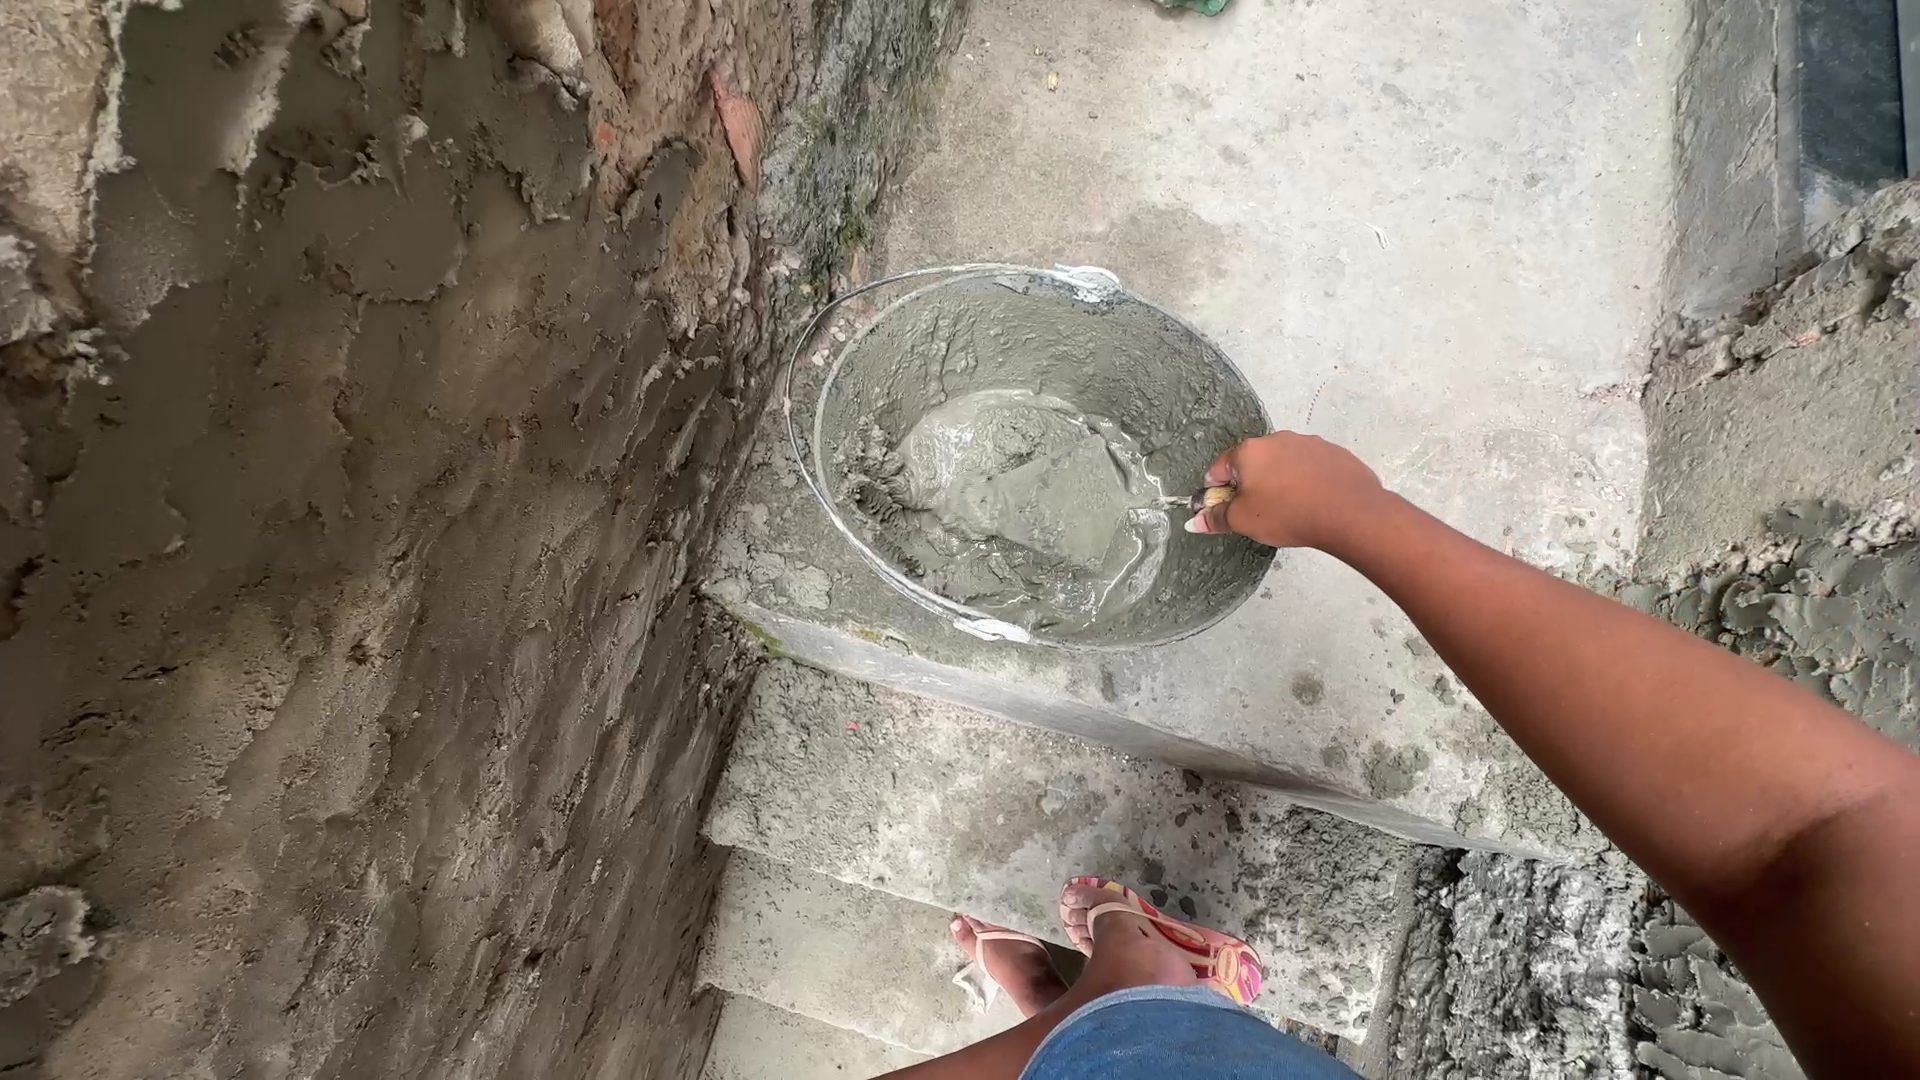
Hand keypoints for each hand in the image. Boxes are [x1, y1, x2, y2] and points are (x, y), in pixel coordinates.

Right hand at [1186, 432, 1385, 549]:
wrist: (1350, 513)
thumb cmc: (1287, 513)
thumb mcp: (1243, 521)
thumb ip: (1215, 518)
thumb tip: (1194, 522)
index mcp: (1249, 451)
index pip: (1218, 469)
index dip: (1216, 492)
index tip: (1225, 510)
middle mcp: (1277, 439)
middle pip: (1251, 463)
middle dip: (1249, 485)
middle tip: (1258, 512)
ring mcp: (1308, 443)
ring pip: (1282, 463)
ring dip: (1278, 481)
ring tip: (1289, 509)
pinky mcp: (1335, 453)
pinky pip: (1310, 467)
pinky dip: (1305, 481)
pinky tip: (1312, 502)